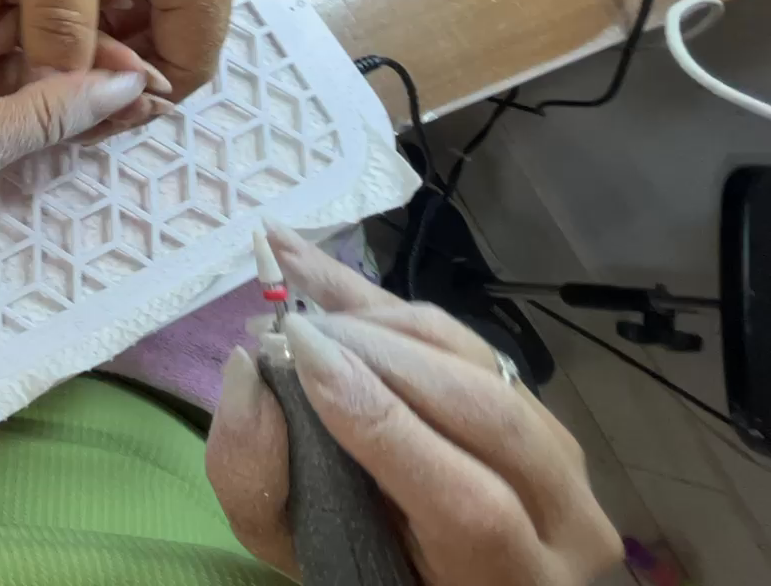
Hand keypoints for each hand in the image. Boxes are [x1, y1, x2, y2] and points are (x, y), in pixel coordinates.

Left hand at [0, 0, 169, 260]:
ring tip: (123, 106)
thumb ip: (46, 113)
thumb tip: (125, 84)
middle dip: (67, 47)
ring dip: (53, 84)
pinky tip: (74, 125)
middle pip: (8, 24)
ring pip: (2, 65)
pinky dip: (25, 108)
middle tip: (133, 77)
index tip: (112, 12)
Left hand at [10, 0, 245, 98]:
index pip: (189, 65)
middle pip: (170, 36)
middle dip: (109, 58)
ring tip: (41, 23)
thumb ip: (61, 19)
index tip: (68, 101)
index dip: (132, 94)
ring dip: (99, 21)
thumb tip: (62, 89)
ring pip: (148, 3)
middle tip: (42, 65)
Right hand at [206, 227, 621, 584]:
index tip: (293, 349)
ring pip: (470, 356)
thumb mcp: (281, 539)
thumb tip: (247, 370)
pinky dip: (367, 292)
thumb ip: (250, 473)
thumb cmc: (344, 554)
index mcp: (504, 580)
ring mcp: (558, 453)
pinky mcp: (526, 397)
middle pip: (480, 411)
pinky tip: (298, 253)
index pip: (466, 500)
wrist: (415, 553)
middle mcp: (560, 520)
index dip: (377, 418)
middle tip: (284, 330)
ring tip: (294, 312)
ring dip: (370, 320)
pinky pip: (449, 328)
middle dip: (369, 353)